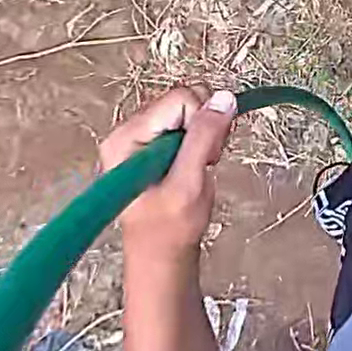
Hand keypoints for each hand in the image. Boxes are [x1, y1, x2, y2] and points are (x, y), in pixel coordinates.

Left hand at [99, 85, 238, 259]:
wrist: (163, 254)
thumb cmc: (170, 228)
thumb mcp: (189, 183)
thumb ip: (204, 138)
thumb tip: (225, 98)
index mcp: (126, 138)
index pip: (180, 98)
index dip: (202, 120)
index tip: (204, 153)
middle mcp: (131, 129)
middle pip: (187, 97)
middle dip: (206, 123)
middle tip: (205, 157)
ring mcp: (145, 133)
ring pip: (194, 104)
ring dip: (209, 130)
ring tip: (201, 162)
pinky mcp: (159, 137)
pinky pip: (193, 117)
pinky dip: (206, 135)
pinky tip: (200, 159)